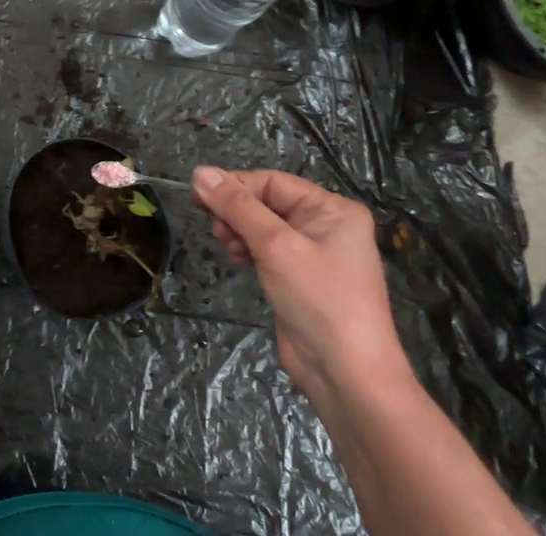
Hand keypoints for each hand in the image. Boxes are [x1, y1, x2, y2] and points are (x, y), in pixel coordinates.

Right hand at [192, 167, 409, 402]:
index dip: (235, 187)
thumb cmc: (318, 299)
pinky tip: (239, 261)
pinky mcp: (301, 278)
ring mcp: (315, 253)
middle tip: (216, 231)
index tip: (199, 199)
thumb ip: (237, 206)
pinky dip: (249, 250)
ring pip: (264, 226)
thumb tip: (200, 172)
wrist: (346, 373)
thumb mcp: (275, 246)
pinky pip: (268, 250)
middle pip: (267, 202)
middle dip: (237, 212)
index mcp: (332, 209)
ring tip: (228, 248)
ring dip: (240, 232)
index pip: (273, 182)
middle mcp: (327, 225)